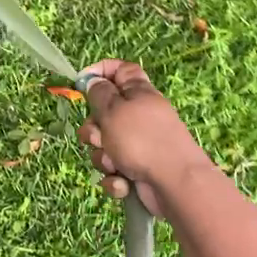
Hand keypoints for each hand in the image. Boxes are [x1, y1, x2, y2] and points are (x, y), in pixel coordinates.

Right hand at [75, 59, 209, 217]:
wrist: (176, 185)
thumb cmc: (142, 141)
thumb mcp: (114, 110)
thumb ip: (99, 93)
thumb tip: (93, 80)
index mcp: (138, 95)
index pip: (120, 70)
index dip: (100, 71)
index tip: (81, 82)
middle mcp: (138, 118)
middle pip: (104, 113)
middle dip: (92, 128)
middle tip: (97, 137)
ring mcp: (138, 145)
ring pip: (104, 145)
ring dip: (102, 157)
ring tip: (113, 164)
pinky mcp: (137, 171)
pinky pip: (113, 171)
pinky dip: (115, 178)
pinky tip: (123, 183)